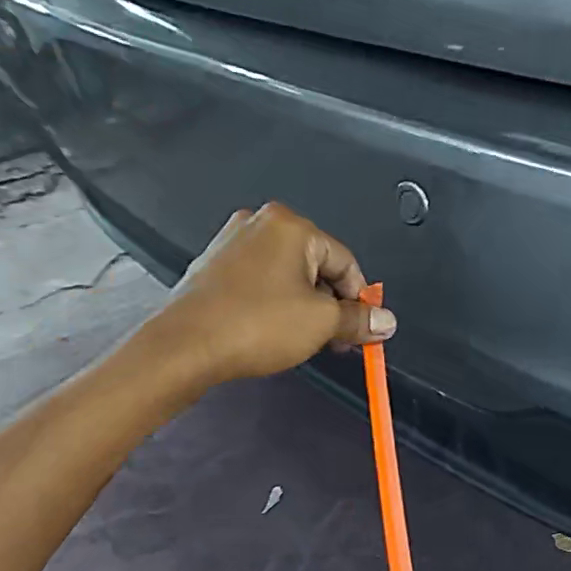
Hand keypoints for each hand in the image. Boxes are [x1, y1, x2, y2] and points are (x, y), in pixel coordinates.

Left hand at [141, 202, 396, 386]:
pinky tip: (268, 332)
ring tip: (300, 340)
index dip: (360, 299)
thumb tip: (385, 322)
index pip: (344, 260)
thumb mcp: (320, 324)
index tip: (364, 330)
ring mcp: (231, 244)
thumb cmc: (254, 326)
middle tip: (333, 340)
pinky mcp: (213, 268)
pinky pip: (257, 284)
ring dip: (301, 308)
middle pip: (314, 266)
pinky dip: (271, 306)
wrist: (186, 345)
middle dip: (329, 305)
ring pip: (285, 277)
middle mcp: (259, 224)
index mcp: (290, 226)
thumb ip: (358, 320)